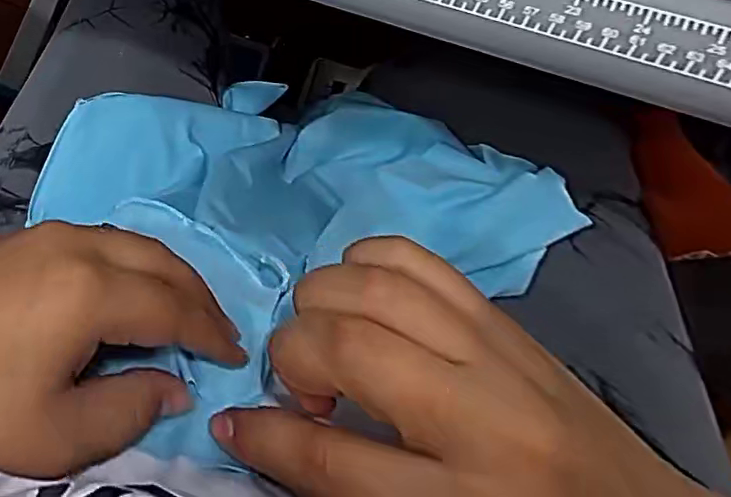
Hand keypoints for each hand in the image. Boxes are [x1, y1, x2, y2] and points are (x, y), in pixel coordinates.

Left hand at [0, 220, 246, 478]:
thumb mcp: (57, 433)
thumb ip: (128, 409)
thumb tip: (172, 385)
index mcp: (89, 289)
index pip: (172, 306)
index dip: (211, 333)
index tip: (235, 358)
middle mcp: (75, 245)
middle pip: (157, 259)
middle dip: (196, 294)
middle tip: (218, 333)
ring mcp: (45, 232)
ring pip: (127, 241)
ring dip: (162, 272)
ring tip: (180, 313)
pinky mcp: (23, 233)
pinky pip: (97, 238)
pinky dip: (128, 261)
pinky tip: (124, 293)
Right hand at [213, 237, 706, 496]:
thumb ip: (345, 481)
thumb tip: (254, 429)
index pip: (333, 460)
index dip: (266, 435)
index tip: (230, 421)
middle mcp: (487, 418)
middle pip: (347, 346)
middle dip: (293, 355)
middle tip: (304, 387)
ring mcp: (497, 350)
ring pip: (372, 285)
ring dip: (320, 302)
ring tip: (325, 336)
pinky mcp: (499, 315)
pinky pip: (411, 256)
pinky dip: (363, 263)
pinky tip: (359, 295)